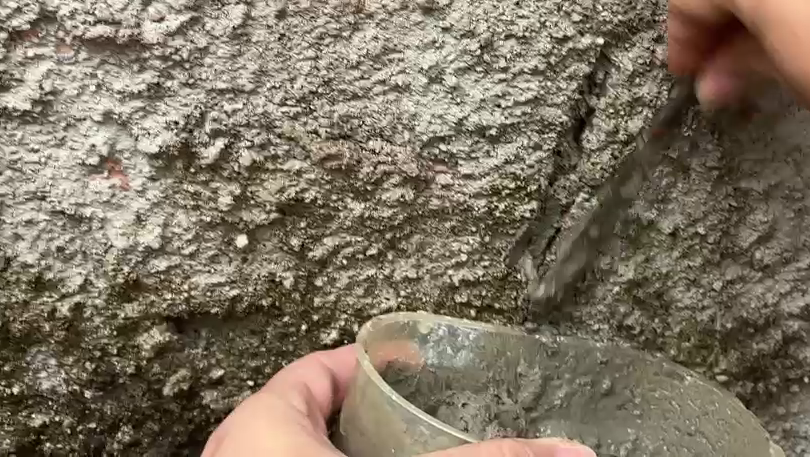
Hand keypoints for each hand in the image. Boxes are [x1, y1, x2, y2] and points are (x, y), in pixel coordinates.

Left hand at [203, 345, 595, 456]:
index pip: (323, 366)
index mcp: (261, 423)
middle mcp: (238, 454)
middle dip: (366, 420)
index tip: (416, 366)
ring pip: (300, 455)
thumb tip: (571, 451)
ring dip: (345, 455)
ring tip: (394, 454)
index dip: (375, 362)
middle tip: (414, 426)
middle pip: (313, 414)